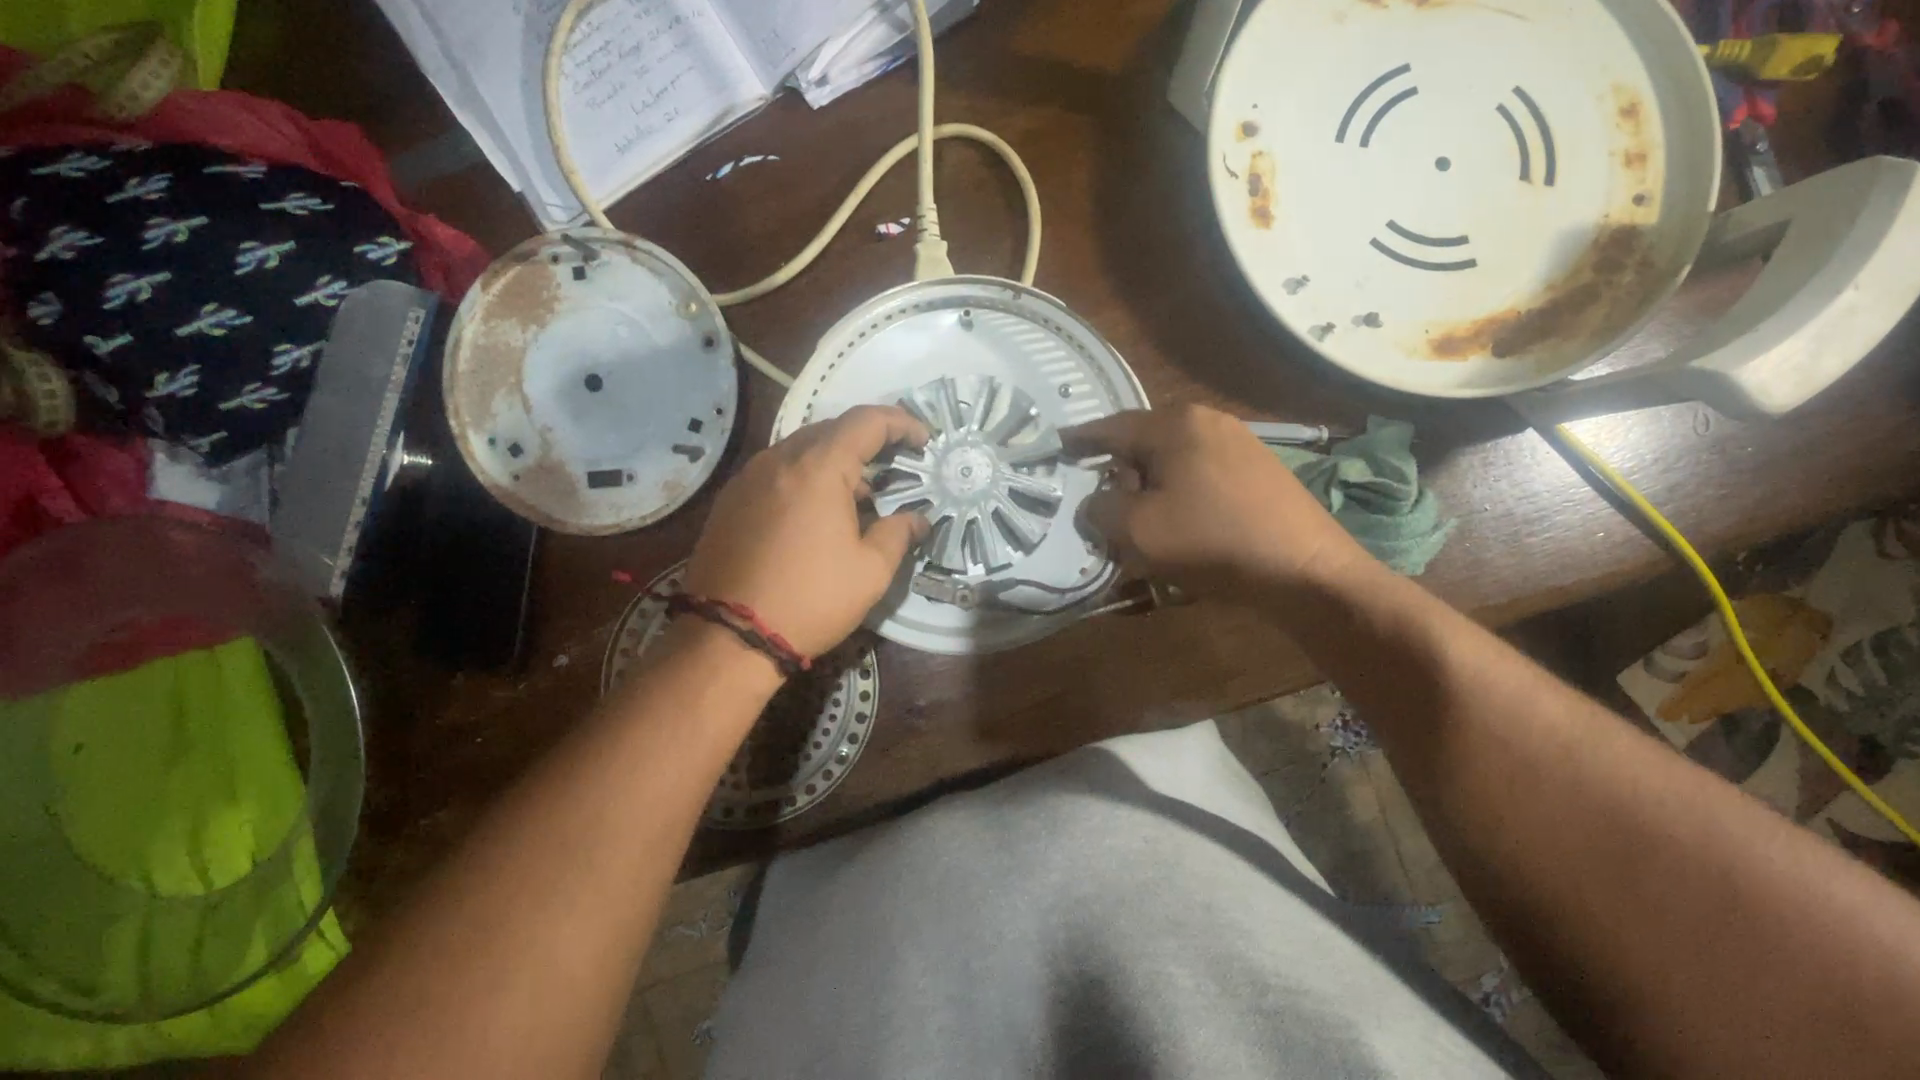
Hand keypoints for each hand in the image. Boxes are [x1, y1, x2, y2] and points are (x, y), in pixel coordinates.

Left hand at [684, 405, 930, 659]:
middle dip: (868, 443)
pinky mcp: (730, 500)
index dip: (901, 422)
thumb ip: (898, 534)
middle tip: (896, 468)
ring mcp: (748, 478)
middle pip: (831, 430)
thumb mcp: (870, 572)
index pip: (866, 421)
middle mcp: (779, 459)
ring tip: (859, 496)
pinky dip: (805, 479)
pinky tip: (816, 513)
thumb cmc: (809, 600)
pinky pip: (776, 472)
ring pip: (800, 450)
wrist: (728, 636)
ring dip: (834, 462)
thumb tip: (917, 519)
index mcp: (818, 467)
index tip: (923, 439)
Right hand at [1062, 404, 1369, 602]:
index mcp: (1174, 424)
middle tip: (1101, 506)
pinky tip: (1181, 528)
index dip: (1080, 440)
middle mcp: (1207, 421)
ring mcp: (1240, 444)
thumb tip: (1097, 503)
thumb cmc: (1212, 541)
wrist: (1304, 570)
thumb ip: (1100, 509)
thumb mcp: (1137, 531)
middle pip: (1144, 444)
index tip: (1057, 447)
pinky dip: (1181, 497)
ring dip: (1151, 490)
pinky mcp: (1260, 472)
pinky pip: (1202, 477)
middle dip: (1118, 473)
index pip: (1111, 427)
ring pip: (1174, 462)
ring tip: (1140, 525)